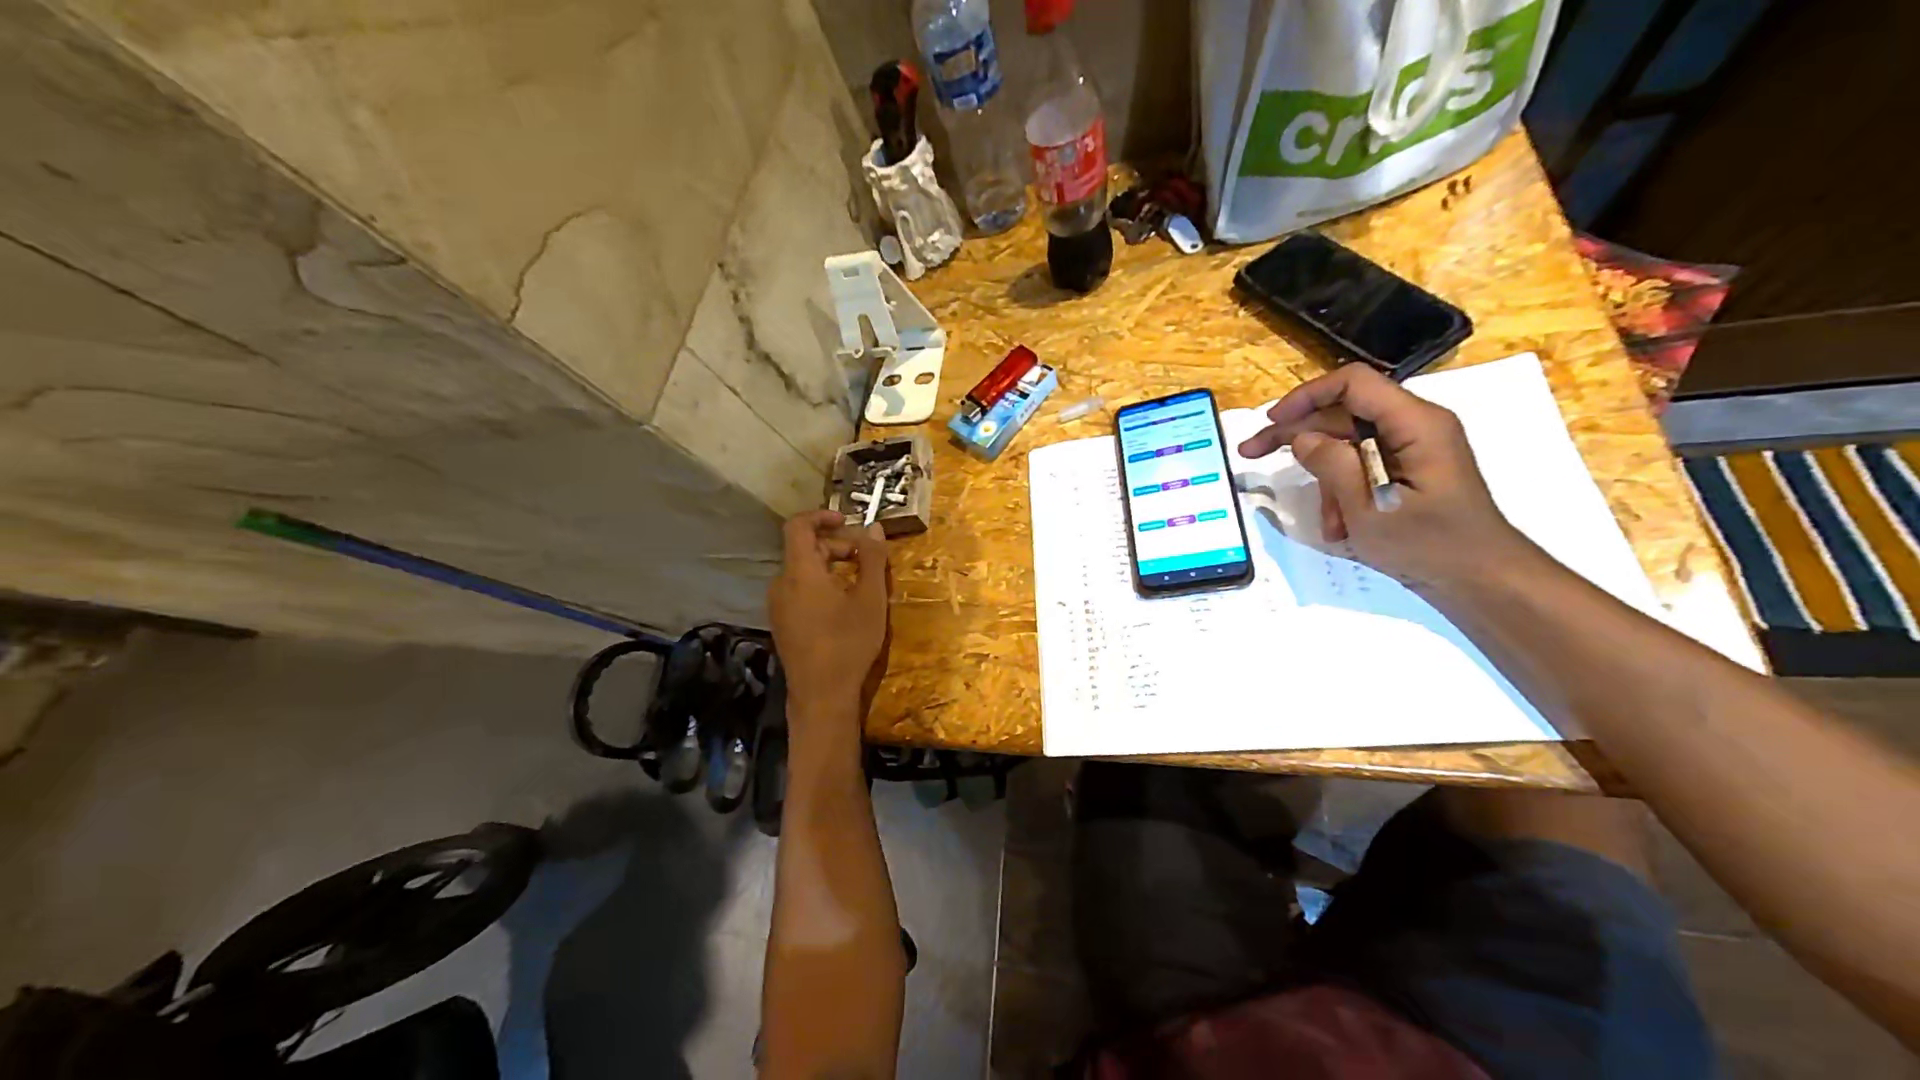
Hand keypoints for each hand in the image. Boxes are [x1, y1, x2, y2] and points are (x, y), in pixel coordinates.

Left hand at [769, 510, 891, 728]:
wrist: (822, 695)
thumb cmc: (849, 642)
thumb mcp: (871, 598)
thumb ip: (872, 559)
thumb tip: (873, 528)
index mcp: (800, 571)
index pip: (798, 526)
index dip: (822, 516)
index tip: (847, 521)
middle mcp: (781, 584)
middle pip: (805, 549)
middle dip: (837, 546)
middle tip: (867, 560)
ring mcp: (778, 606)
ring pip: (803, 572)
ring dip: (831, 567)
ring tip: (861, 584)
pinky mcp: (781, 624)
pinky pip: (799, 591)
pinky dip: (820, 585)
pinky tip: (843, 606)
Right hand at [1236, 363, 1533, 591]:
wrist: (1481, 579)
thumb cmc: (1431, 544)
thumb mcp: (1369, 508)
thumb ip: (1331, 465)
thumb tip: (1302, 438)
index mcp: (1415, 423)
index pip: (1353, 383)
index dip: (1307, 396)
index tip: (1272, 421)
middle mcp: (1415, 426)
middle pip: (1343, 413)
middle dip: (1298, 436)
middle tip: (1252, 454)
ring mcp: (1412, 449)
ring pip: (1348, 444)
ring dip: (1324, 477)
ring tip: (1324, 521)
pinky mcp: (1408, 470)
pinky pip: (1362, 466)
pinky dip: (1342, 491)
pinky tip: (1339, 525)